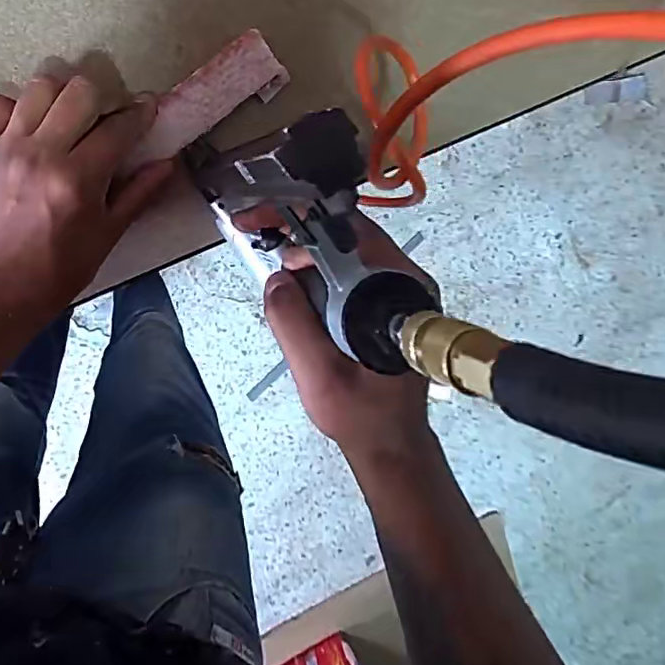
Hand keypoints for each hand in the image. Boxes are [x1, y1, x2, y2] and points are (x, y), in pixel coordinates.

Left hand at [0, 76, 175, 315]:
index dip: (140, 113)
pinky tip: (31, 127)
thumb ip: (139, 193)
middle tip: (107, 117)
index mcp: (78, 178)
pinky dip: (18, 107)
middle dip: (103, 98)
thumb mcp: (109, 234)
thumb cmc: (60, 268)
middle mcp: (43, 153)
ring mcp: (9, 148)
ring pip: (40, 87)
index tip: (149, 107)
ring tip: (70, 117)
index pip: (118, 127)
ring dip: (62, 95)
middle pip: (80, 91)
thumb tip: (167, 163)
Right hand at [248, 210, 434, 465]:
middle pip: (345, 231)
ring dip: (306, 256)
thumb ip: (293, 324)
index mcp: (397, 288)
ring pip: (344, 248)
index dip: (299, 219)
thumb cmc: (363, 416)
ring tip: (278, 277)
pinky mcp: (388, 299)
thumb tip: (276, 278)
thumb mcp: (319, 374)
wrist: (392, 445)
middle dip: (297, 234)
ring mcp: (399, 287)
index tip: (260, 220)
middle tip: (260, 244)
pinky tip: (299, 293)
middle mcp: (405, 278)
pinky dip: (318, 273)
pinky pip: (348, 269)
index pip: (347, 229)